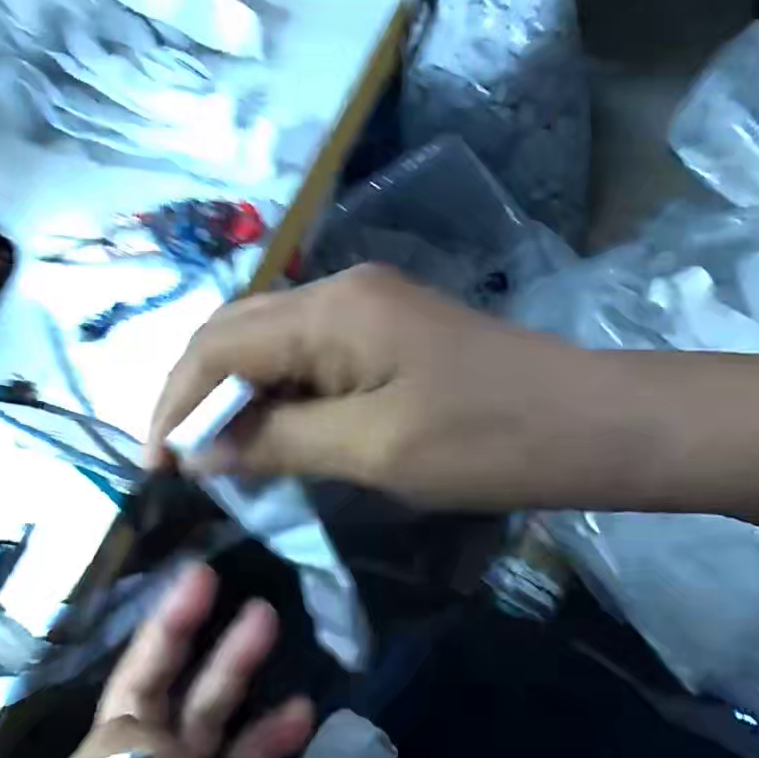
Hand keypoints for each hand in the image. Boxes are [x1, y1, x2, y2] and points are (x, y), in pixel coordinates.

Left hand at [17, 564, 315, 757]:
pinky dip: (275, 755)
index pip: (136, 689)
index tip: (199, 589)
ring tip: (277, 635)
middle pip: (180, 698)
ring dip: (250, 688)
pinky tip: (302, 726)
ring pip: (222, 735)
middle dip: (211, 646)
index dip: (167, 635)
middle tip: (246, 598)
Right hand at [147, 264, 634, 508]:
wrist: (603, 422)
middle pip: (229, 332)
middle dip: (191, 393)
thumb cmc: (491, 440)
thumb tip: (200, 450)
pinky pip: (296, 352)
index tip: (155, 466)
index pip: (217, 347)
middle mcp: (332, 291)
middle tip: (175, 456)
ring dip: (226, 392)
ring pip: (258, 340)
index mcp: (328, 311)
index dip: (175, 404)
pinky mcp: (375, 326)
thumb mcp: (372, 450)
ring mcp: (356, 303)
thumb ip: (275, 443)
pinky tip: (261, 428)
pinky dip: (266, 391)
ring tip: (207, 448)